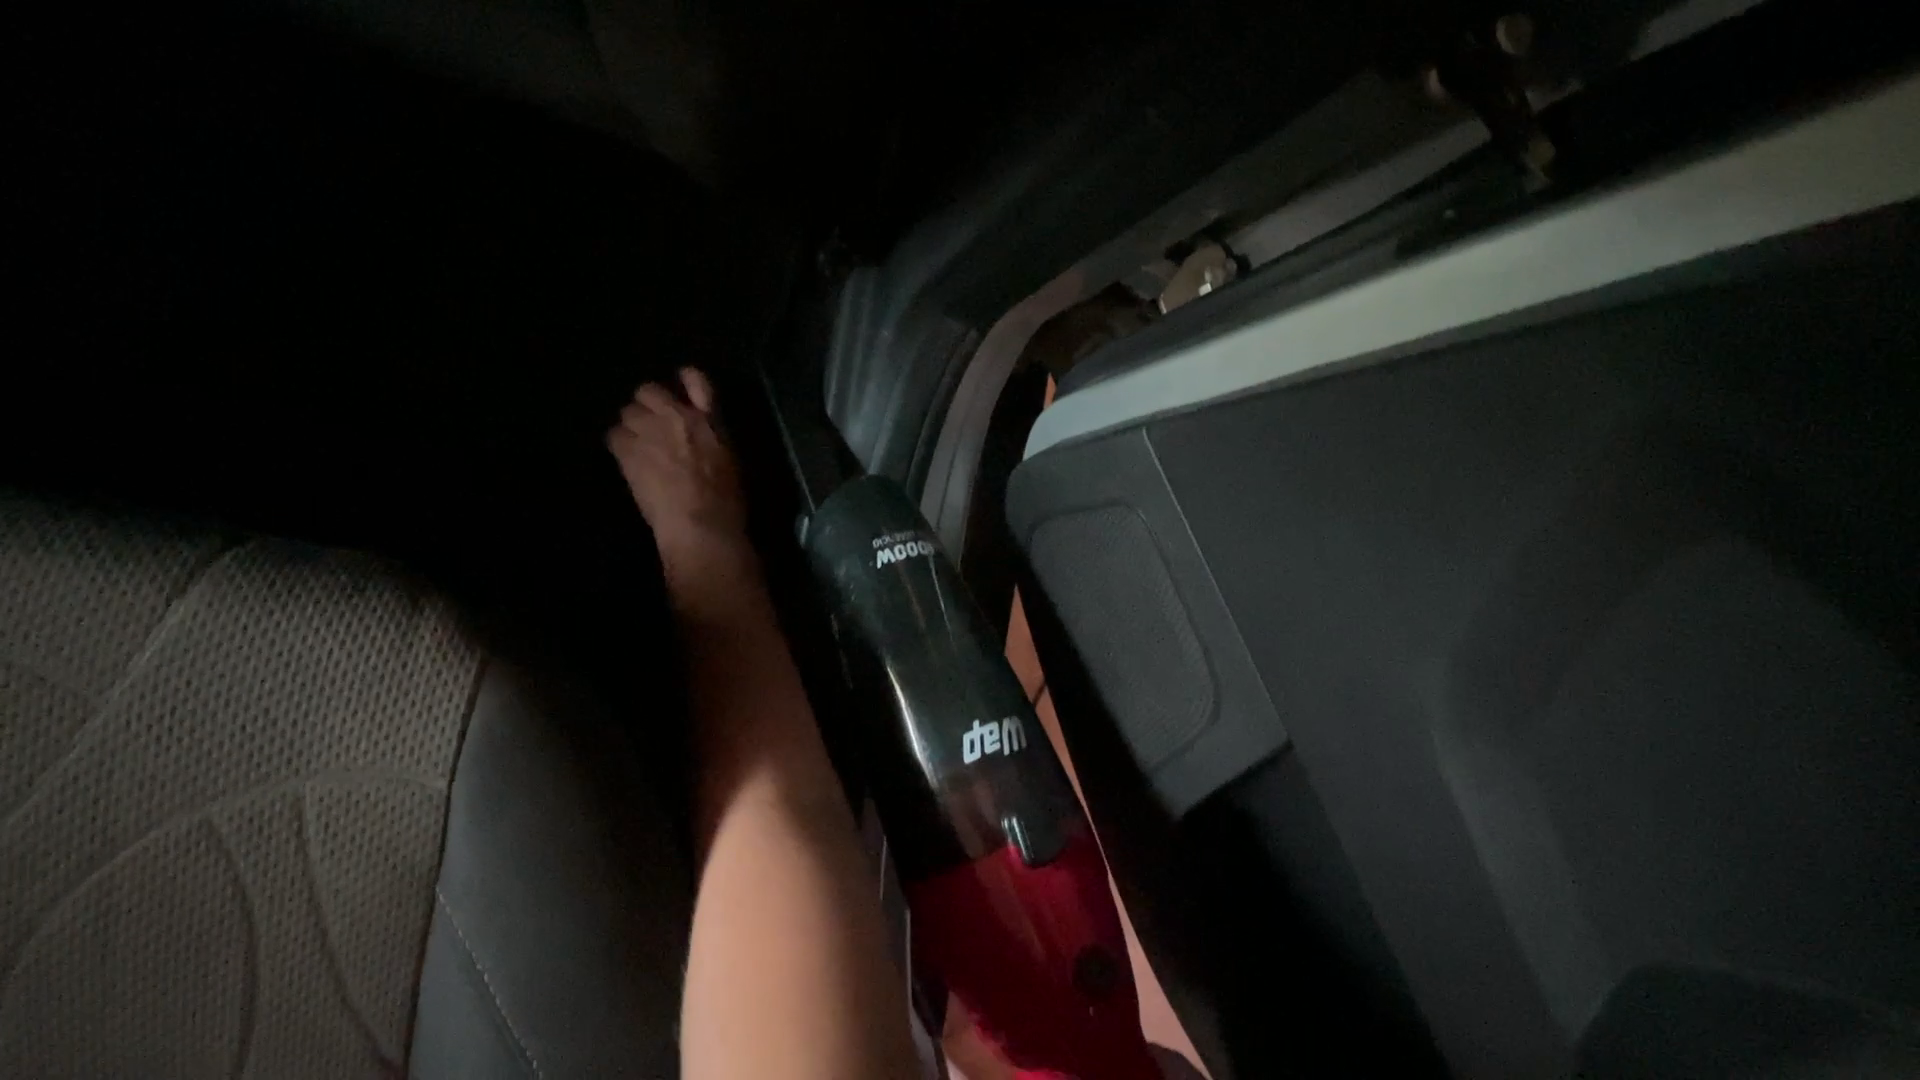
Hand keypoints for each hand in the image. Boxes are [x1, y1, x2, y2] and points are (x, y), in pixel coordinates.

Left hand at [607, 368, 747, 555]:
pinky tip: (629, 462)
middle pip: (647, 391)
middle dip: (648, 405)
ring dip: (632, 426)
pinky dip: (620, 446)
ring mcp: (648, 431)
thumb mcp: (730, 458)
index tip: (680, 393)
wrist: (699, 523)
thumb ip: (714, 433)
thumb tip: (704, 424)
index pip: (693, 376)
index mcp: (707, 418)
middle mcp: (675, 416)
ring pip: (627, 413)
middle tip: (654, 427)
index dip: (685, 381)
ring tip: (639, 447)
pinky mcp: (627, 451)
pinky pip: (613, 436)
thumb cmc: (725, 499)